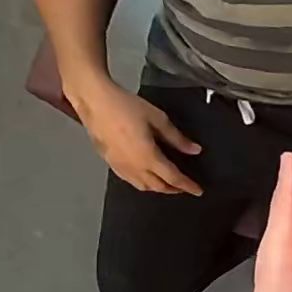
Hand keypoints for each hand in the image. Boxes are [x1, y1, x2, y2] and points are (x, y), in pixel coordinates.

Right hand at [68, 76, 202, 194]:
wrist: (93, 101)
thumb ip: (177, 138)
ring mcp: (119, 166)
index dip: (187, 186)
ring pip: (142, 186)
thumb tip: (195, 150)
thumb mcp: (158, 119)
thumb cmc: (125, 107)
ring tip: (169, 184)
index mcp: (147, 157)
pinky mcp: (109, 162)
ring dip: (158, 188)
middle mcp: (133, 166)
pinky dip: (142, 183)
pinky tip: (146, 176)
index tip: (198, 191)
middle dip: (173, 190)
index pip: (172, 178)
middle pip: (157, 186)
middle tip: (185, 188)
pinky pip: (129, 180)